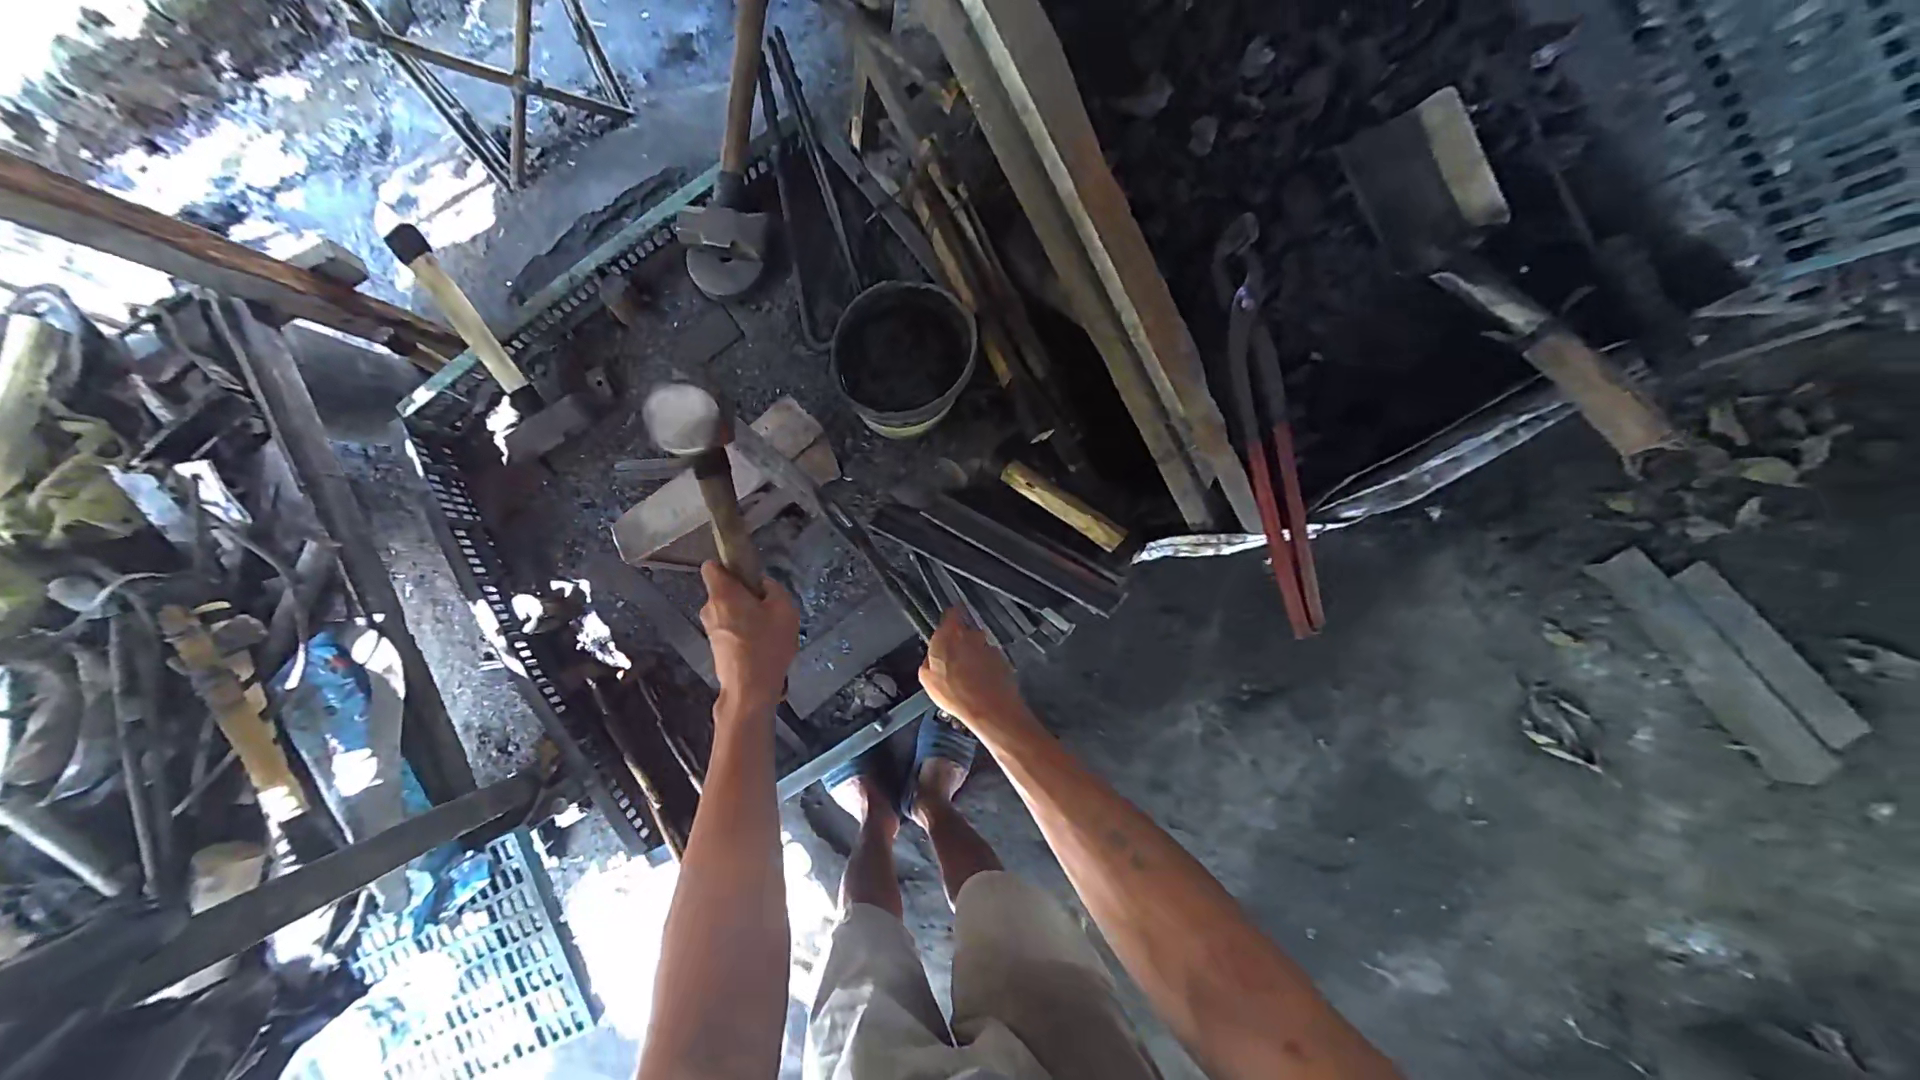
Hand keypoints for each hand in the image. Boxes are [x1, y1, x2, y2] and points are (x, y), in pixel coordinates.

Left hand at [700, 561, 797, 714]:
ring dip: (744, 615)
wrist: (749, 689)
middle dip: (743, 594)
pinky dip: (742, 632)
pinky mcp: (715, 647)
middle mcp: (710, 608)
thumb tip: (763, 584)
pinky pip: (729, 629)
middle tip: (767, 606)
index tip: (748, 576)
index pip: (712, 566)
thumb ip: (774, 589)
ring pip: (728, 611)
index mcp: (723, 593)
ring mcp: (710, 630)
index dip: (728, 566)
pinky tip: (761, 645)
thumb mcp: (784, 609)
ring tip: (768, 629)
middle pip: (723, 591)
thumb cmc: (767, 644)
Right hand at [919, 606, 1031, 732]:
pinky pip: (990, 658)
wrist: (990, 708)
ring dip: (974, 655)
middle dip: (961, 641)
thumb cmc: (956, 695)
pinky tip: (981, 682)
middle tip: (956, 661)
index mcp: (947, 638)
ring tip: (969, 676)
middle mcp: (969, 637)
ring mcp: (987, 646)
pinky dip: (986, 666)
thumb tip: (929, 659)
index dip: (951, 615)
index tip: (951, 615)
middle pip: (965, 631)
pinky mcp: (1001, 658)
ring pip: (978, 645)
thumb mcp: (928, 681)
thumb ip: (927, 662)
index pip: (951, 615)